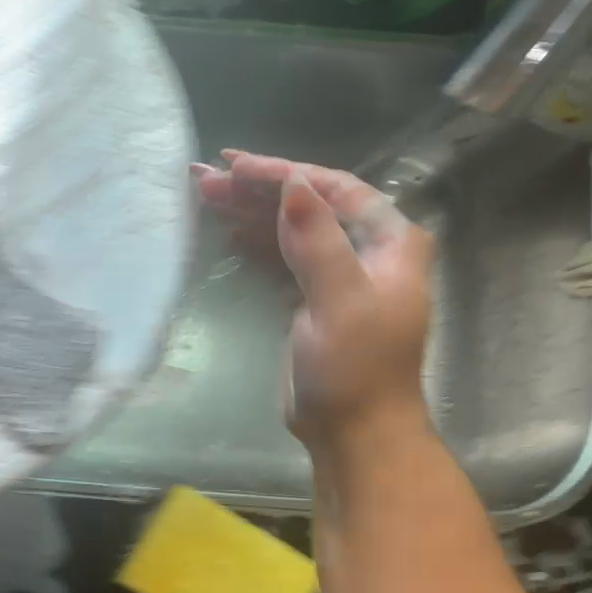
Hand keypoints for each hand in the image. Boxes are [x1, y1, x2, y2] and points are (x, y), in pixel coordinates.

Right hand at [192, 151, 436, 450]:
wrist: (353, 428)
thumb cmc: (355, 367)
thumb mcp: (338, 301)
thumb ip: (316, 243)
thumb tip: (292, 185)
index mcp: (388, 242)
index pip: (332, 190)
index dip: (283, 173)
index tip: (234, 164)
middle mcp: (365, 251)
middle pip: (306, 207)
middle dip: (257, 191)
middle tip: (204, 179)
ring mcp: (337, 277)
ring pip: (289, 232)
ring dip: (249, 215)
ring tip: (204, 199)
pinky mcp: (311, 303)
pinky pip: (280, 260)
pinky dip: (255, 246)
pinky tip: (228, 235)